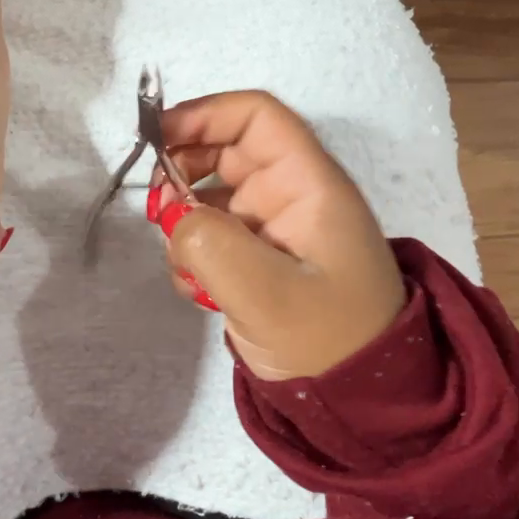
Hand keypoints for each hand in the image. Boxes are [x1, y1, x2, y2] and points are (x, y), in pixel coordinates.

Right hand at [149, 91, 408, 381]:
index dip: (204, 115)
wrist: (364, 403)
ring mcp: (274, 229)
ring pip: (212, 196)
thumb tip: (173, 217)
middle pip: (226, 151)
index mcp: (309, 186)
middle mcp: (292, 197)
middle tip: (156, 211)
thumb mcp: (268, 295)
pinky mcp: (260, 261)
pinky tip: (194, 289)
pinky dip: (192, 253)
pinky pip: (213, 235)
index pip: (256, 118)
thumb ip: (211, 246)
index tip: (155, 140)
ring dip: (183, 221)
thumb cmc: (327, 340)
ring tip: (183, 265)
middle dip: (182, 172)